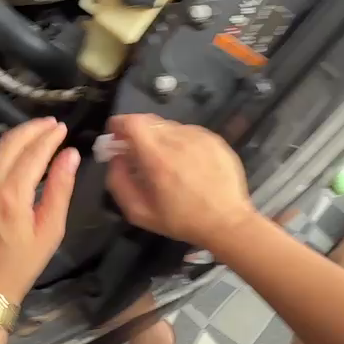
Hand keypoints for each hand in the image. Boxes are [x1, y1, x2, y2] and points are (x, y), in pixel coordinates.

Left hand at [0, 118, 79, 302]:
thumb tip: (70, 155)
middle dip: (33, 129)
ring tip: (37, 134)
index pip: (34, 153)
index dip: (49, 137)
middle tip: (52, 125)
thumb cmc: (22, 263)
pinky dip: (0, 149)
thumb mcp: (50, 230)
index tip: (63, 127)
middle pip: (12, 142)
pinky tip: (14, 151)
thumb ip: (61, 188)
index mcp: (11, 196)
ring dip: (17, 137)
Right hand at [105, 114, 259, 253]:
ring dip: (159, 138)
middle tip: (137, 151)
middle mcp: (179, 140)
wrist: (228, 222)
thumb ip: (118, 182)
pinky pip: (188, 132)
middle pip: (149, 121)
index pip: (132, 122)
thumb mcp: (140, 212)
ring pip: (169, 126)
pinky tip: (187, 163)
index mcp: (158, 157)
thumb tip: (115, 158)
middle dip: (137, 132)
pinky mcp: (214, 139)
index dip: (119, 124)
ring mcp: (199, 137)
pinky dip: (180, 141)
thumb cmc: (182, 220)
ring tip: (166, 161)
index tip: (115, 135)